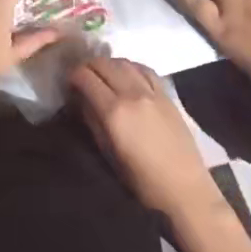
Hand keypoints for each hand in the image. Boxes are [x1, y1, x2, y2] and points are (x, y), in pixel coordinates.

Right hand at [69, 57, 208, 209]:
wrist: (183, 188)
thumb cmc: (139, 178)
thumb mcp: (107, 151)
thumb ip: (92, 120)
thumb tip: (80, 100)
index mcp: (114, 111)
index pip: (86, 77)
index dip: (72, 75)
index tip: (67, 83)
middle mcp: (132, 94)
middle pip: (104, 64)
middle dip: (87, 66)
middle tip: (81, 77)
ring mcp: (153, 93)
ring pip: (125, 63)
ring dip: (109, 64)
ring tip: (102, 74)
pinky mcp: (168, 96)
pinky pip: (146, 70)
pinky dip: (131, 67)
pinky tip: (127, 75)